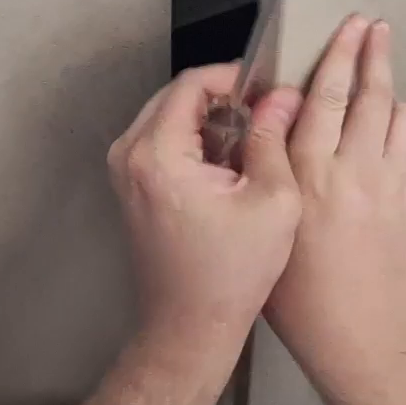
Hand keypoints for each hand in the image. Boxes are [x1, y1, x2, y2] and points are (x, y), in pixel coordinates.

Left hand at [107, 64, 304, 347]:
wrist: (188, 328)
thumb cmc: (232, 272)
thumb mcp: (272, 201)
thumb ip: (273, 138)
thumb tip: (283, 95)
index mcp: (158, 153)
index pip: (191, 83)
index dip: (231, 76)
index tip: (265, 89)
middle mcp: (129, 153)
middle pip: (176, 95)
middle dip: (220, 95)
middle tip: (261, 111)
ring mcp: (122, 168)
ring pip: (167, 113)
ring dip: (207, 115)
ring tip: (248, 135)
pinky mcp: (128, 183)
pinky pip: (160, 136)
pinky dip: (192, 136)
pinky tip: (225, 158)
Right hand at [267, 16, 405, 384]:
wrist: (369, 344)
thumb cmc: (302, 301)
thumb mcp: (272, 231)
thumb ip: (274, 177)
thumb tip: (277, 135)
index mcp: (307, 174)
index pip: (321, 99)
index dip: (334, 58)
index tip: (343, 30)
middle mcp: (351, 168)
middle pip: (365, 95)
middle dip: (368, 53)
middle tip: (372, 23)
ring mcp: (389, 183)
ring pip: (395, 115)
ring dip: (389, 84)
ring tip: (384, 62)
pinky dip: (398, 129)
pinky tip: (389, 131)